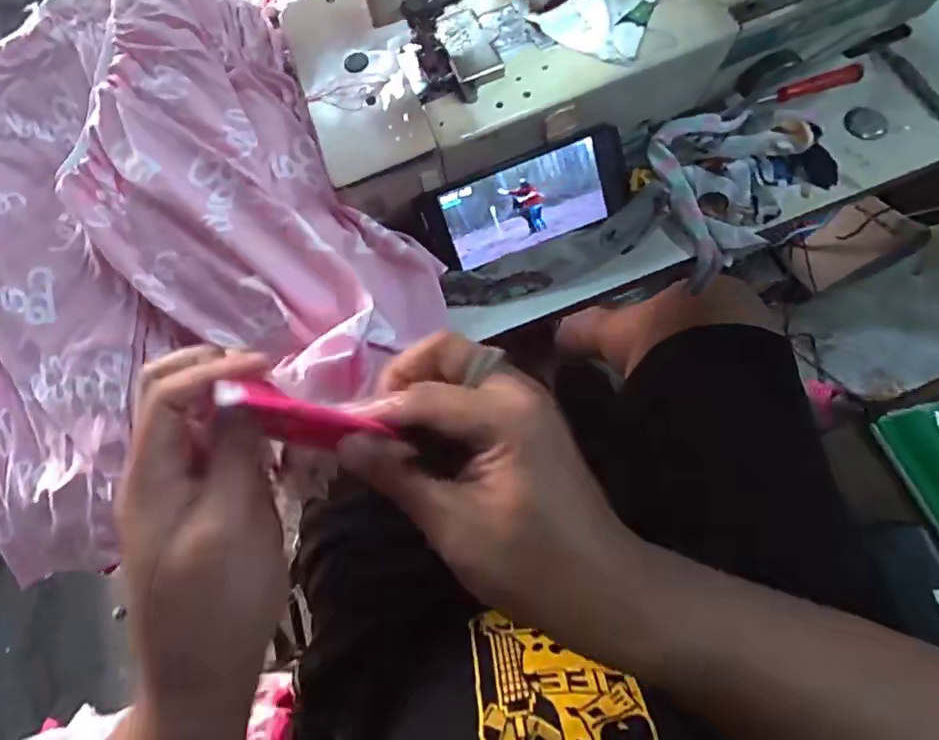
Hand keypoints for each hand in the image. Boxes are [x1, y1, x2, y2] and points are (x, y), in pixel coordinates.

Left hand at [117, 347, 284, 739]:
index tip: (267, 365)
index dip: (214, 367)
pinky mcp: (197, 498)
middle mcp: (156, 469)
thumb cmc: (218, 603)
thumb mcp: (232, 520)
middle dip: (216, 371)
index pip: (167, 392)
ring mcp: (174, 483)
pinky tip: (273, 440)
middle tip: (267, 377)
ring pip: (194, 414)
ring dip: (232, 398)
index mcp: (150, 474)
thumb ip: (234, 449)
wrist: (200, 678)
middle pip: (168, 392)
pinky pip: (213, 444)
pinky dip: (242, 428)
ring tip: (277, 402)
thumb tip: (242, 391)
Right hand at [337, 334, 641, 642]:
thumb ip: (399, 476)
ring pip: (461, 365)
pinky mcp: (528, 416)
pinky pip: (476, 388)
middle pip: (447, 350)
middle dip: (403, 376)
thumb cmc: (530, 566)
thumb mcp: (455, 526)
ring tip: (391, 430)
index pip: (424, 393)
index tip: (334, 431)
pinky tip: (424, 438)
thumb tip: (346, 441)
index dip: (375, 411)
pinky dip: (444, 400)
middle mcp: (518, 389)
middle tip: (373, 421)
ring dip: (422, 386)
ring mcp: (527, 399)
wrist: (605, 588)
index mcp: (504, 412)